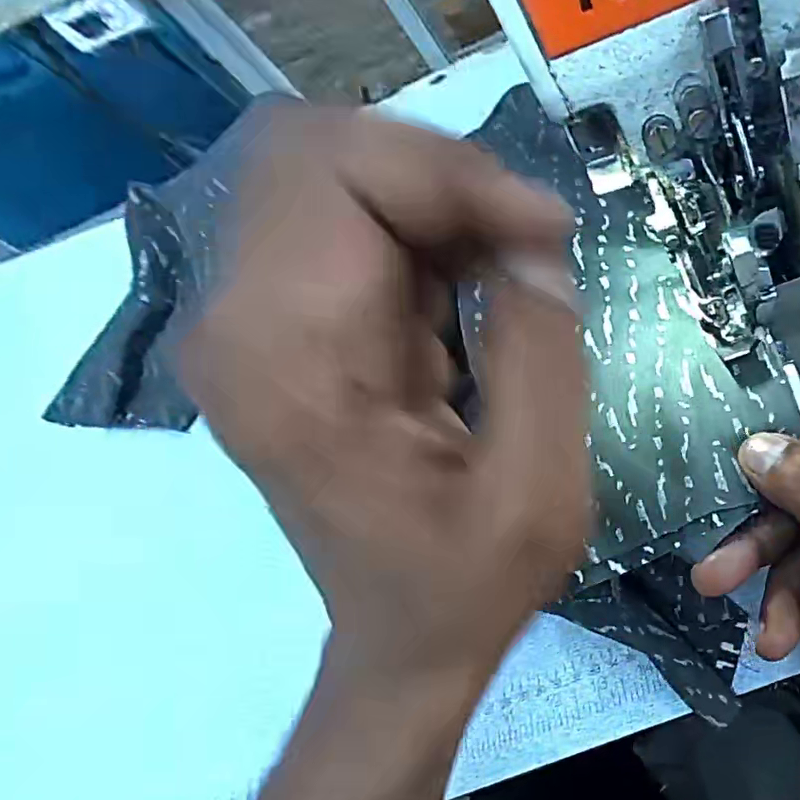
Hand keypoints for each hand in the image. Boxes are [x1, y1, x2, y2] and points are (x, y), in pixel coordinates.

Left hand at [180, 109, 588, 692]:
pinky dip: (431, 242)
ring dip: (442, 207)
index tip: (556, 232)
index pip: (336, 175)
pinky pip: (352, 243)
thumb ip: (542, 358)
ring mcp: (258, 330)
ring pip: (332, 188)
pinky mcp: (292, 342)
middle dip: (445, 176)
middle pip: (315, 158)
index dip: (456, 179)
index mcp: (295, 358)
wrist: (411, 641)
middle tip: (541, 236)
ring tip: (530, 260)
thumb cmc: (478, 580)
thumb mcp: (540, 484)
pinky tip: (493, 287)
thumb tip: (541, 255)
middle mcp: (244, 324)